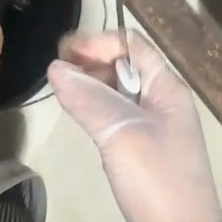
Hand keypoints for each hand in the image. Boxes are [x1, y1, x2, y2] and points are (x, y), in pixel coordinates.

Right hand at [49, 32, 221, 221]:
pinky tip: (81, 117)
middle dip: (91, 62)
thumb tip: (54, 67)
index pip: (131, 44)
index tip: (64, 54)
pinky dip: (98, 110)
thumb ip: (87, 98)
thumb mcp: (119, 133)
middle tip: (58, 71)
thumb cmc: (156, 178)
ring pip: (120, 91)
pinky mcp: (147, 153)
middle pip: (125, 65)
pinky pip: (119, 117)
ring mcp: (157, 128)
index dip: (98, 42)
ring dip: (92, 85)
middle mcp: (164, 101)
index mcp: (167, 87)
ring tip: (64, 91)